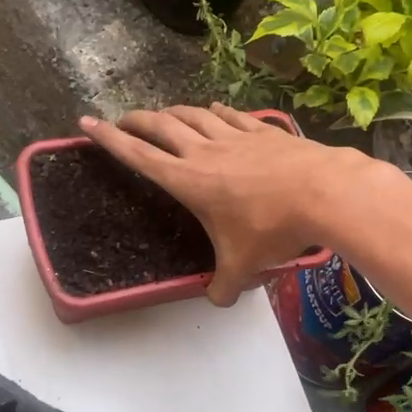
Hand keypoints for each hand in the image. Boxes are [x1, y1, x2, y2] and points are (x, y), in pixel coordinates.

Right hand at [80, 103, 405, 305]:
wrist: (323, 193)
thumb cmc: (271, 229)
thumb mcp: (242, 268)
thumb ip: (223, 287)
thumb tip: (218, 300)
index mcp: (187, 180)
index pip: (138, 155)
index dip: (109, 139)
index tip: (87, 123)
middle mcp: (204, 150)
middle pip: (160, 125)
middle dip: (136, 120)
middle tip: (122, 120)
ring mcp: (235, 136)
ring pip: (193, 114)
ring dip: (172, 111)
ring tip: (162, 114)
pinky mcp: (263, 131)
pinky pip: (230, 115)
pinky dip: (214, 111)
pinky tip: (213, 110)